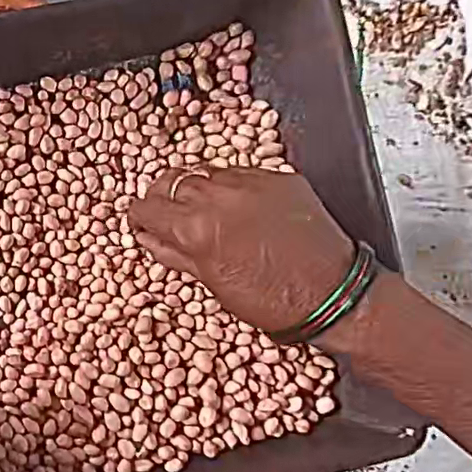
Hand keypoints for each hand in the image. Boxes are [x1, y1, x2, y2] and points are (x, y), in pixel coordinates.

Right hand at [127, 167, 357, 334]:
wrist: (332, 295)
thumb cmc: (270, 299)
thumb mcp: (209, 281)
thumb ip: (173, 253)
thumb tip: (149, 237)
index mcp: (194, 229)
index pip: (146, 207)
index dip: (139, 216)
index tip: (142, 222)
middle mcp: (218, 198)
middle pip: (170, 182)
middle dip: (163, 198)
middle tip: (167, 214)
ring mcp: (250, 184)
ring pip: (203, 173)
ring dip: (195, 188)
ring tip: (203, 209)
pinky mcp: (278, 178)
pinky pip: (239, 173)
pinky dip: (229, 186)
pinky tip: (237, 207)